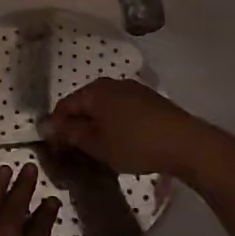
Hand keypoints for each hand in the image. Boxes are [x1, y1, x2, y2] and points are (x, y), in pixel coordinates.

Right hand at [48, 78, 220, 178]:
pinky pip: (121, 109)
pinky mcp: (149, 100)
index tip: (57, 151)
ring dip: (96, 125)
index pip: (64, 106)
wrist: (184, 142)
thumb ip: (71, 133)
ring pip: (104, 107)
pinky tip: (121, 142)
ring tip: (99, 149)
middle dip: (77, 126)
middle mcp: (112, 83)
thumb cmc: (135, 144)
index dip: (56, 128)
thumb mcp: (97, 144)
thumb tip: (50, 126)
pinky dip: (114, 124)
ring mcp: (133, 89)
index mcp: (95, 90)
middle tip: (76, 152)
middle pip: (85, 103)